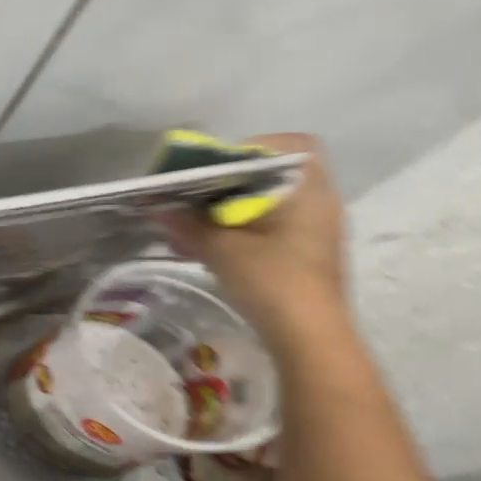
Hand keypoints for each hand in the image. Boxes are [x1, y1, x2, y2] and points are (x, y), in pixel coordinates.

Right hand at [165, 134, 349, 349]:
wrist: (308, 335)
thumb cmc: (272, 281)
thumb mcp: (221, 249)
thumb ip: (190, 224)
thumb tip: (161, 207)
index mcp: (308, 192)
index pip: (291, 146)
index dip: (252, 148)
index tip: (214, 169)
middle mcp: (319, 202)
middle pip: (274, 173)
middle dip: (230, 181)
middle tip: (194, 197)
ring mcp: (315, 229)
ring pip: (270, 201)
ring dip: (231, 207)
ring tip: (195, 225)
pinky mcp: (305, 250)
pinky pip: (271, 223)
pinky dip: (241, 226)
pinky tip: (213, 246)